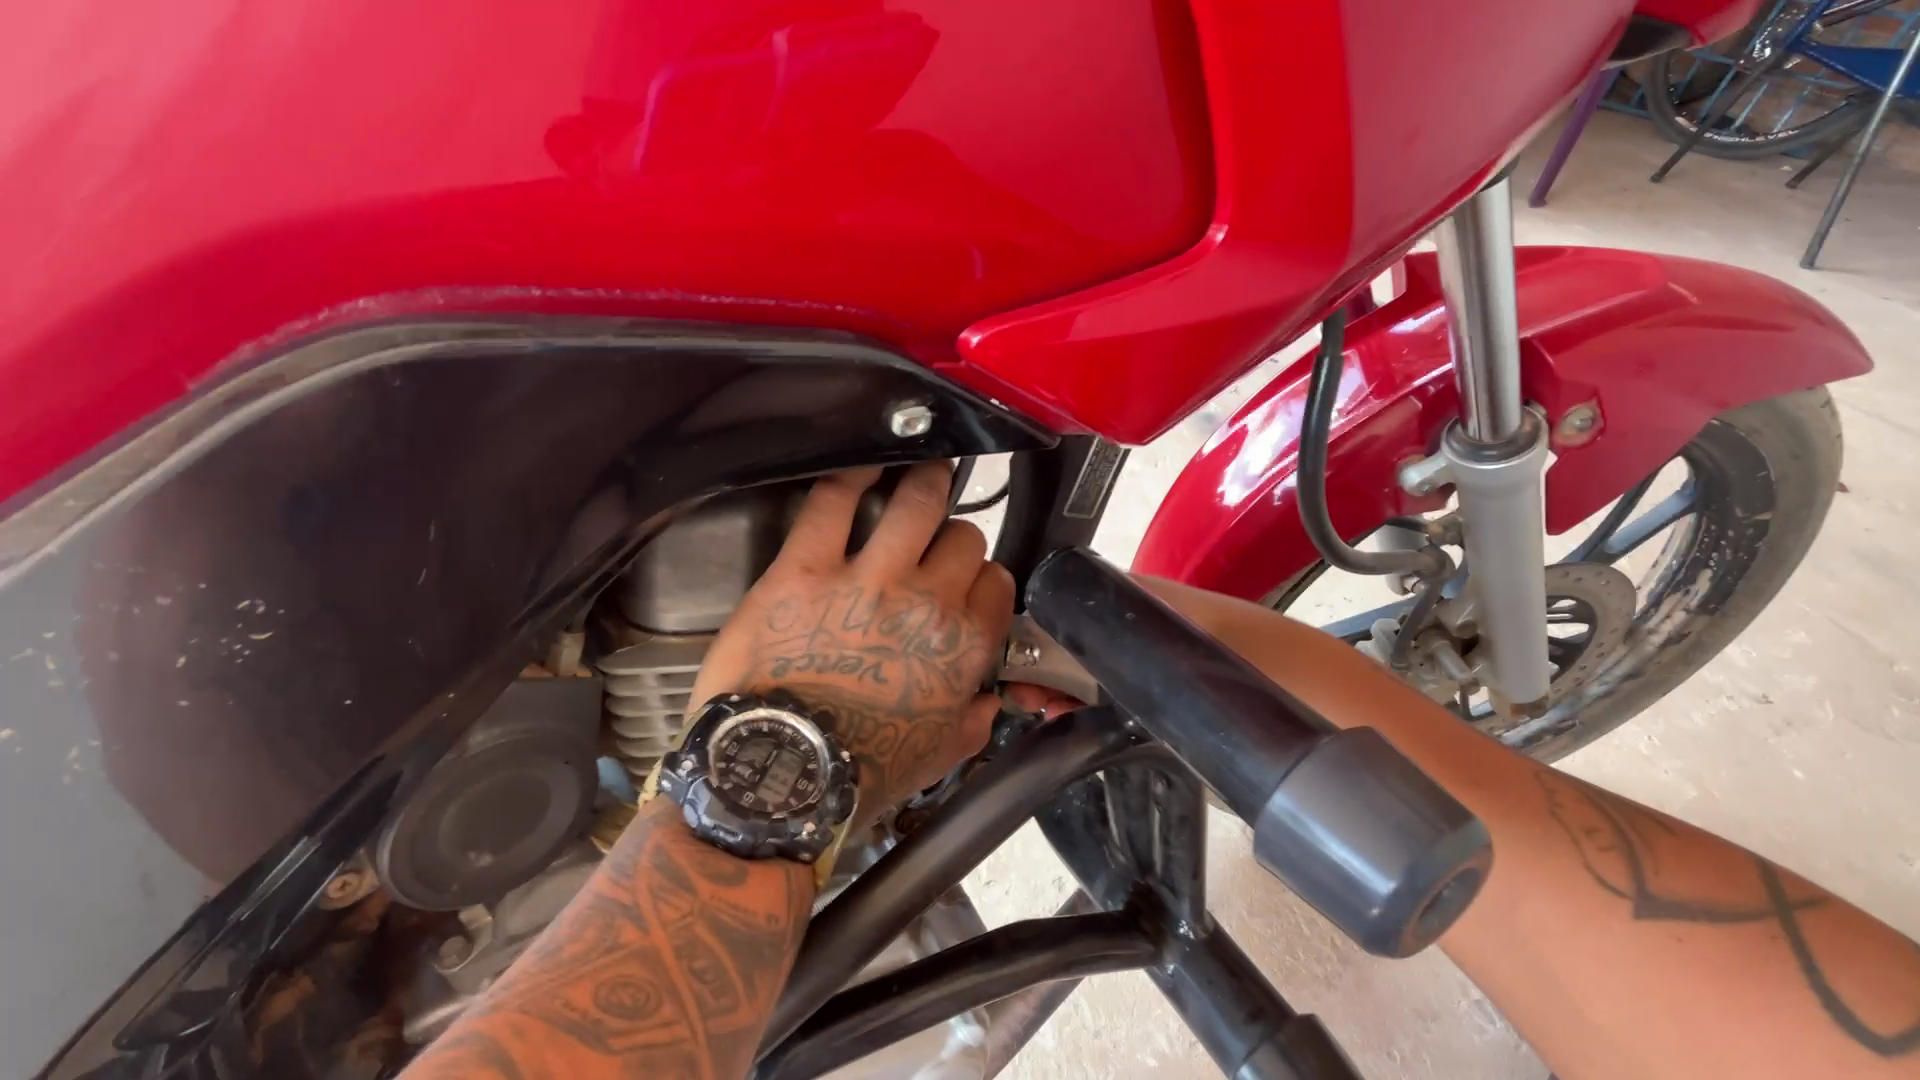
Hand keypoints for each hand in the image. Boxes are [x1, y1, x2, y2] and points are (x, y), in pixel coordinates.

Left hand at [689, 463, 1014, 825]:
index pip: (995, 581)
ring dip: (924, 483)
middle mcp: (927, 602)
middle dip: (953, 535)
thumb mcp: (940, 757)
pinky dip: (849, 476)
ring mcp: (867, 579)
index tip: (965, 582)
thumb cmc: (862, 773)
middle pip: (962, 537)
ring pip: (916, 502)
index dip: (982, 577)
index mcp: (963, 646)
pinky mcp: (805, 569)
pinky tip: (859, 468)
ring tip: (922, 475)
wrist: (782, 776)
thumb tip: (987, 701)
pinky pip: (834, 501)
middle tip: (934, 538)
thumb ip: (973, 721)